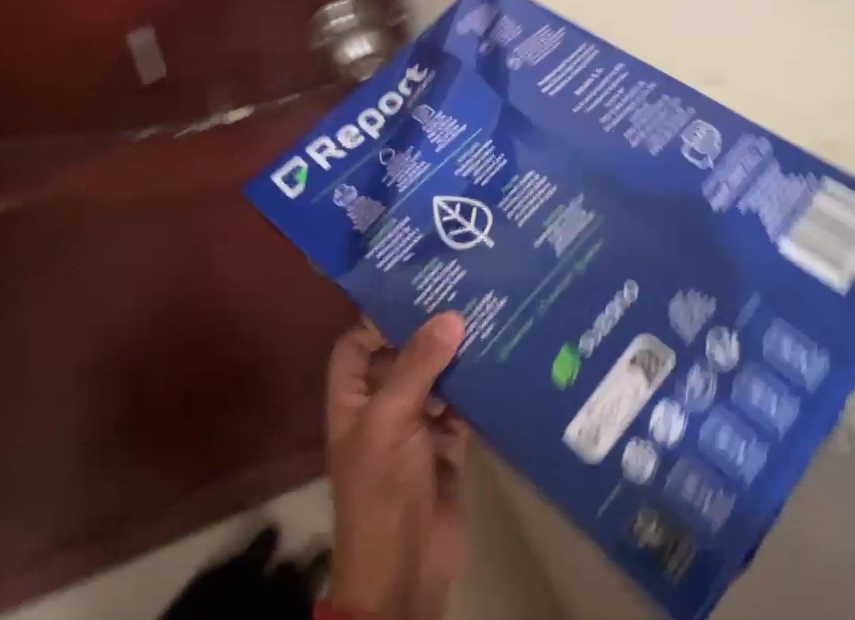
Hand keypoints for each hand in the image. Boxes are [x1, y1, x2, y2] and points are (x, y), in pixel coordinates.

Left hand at [325, 312, 468, 619]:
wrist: (405, 566)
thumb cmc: (382, 487)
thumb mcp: (391, 420)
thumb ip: (418, 366)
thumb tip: (451, 315)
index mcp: (352, 397)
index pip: (358, 342)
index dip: (381, 318)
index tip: (421, 289)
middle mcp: (381, 406)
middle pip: (402, 356)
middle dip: (431, 331)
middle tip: (469, 293)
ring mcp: (415, 427)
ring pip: (436, 380)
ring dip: (459, 358)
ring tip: (492, 318)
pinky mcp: (447, 446)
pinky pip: (462, 407)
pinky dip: (478, 390)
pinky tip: (502, 364)